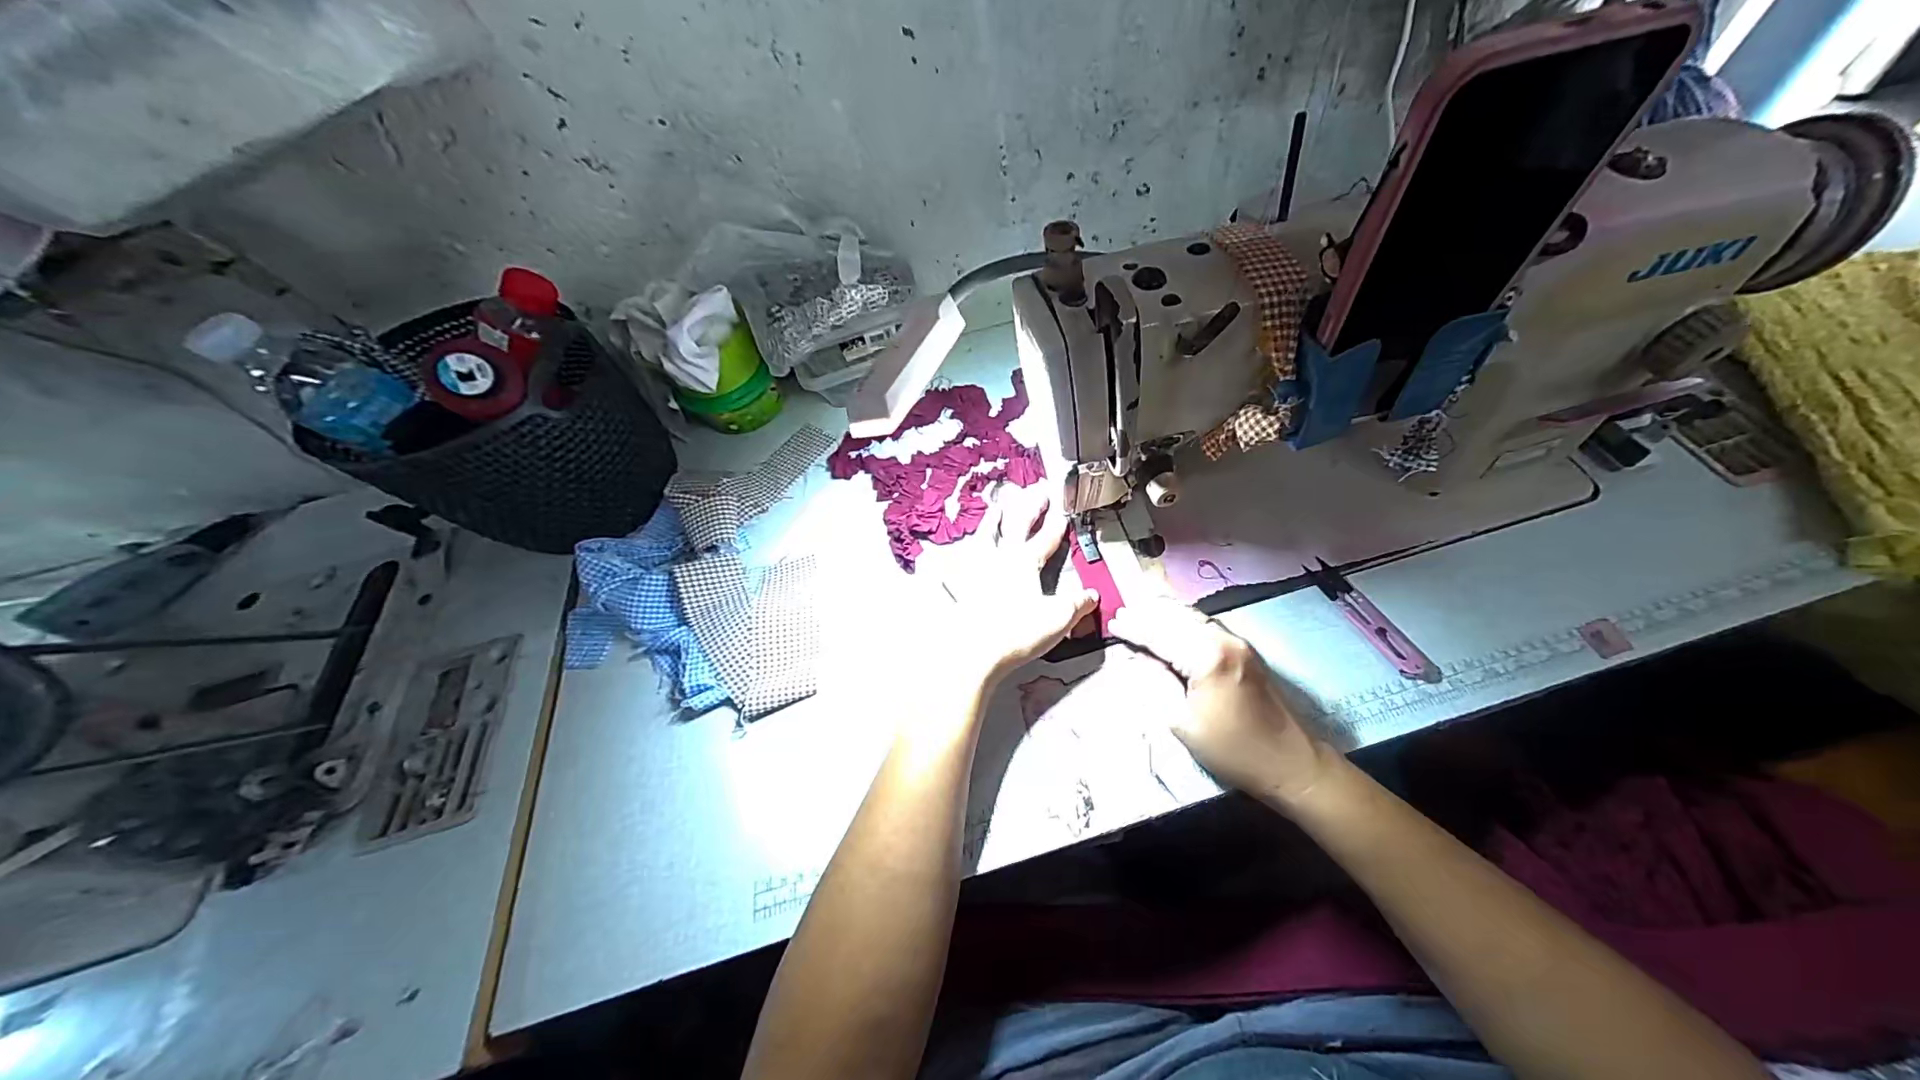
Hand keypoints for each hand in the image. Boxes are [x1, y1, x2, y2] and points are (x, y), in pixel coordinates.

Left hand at [937, 486, 1098, 687]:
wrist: (976, 653)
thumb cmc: (1015, 634)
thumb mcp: (1058, 618)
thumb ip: (1077, 604)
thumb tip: (1090, 596)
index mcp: (1024, 563)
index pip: (1045, 539)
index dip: (1055, 525)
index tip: (1061, 513)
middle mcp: (998, 560)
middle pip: (1014, 526)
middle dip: (1027, 508)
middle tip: (1034, 493)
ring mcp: (975, 572)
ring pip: (984, 537)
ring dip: (991, 520)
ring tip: (994, 508)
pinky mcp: (959, 588)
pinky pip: (953, 565)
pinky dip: (951, 554)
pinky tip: (942, 551)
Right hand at [1109, 596, 1339, 809]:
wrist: (1290, 763)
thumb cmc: (1233, 750)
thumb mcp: (1182, 722)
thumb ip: (1157, 683)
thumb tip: (1138, 658)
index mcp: (1207, 657)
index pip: (1160, 633)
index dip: (1135, 628)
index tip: (1113, 624)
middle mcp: (1224, 640)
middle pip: (1178, 617)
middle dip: (1148, 613)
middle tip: (1123, 613)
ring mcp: (1239, 643)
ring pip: (1194, 617)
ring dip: (1166, 614)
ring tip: (1141, 611)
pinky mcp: (1246, 651)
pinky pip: (1207, 625)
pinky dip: (1184, 620)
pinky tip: (1173, 623)